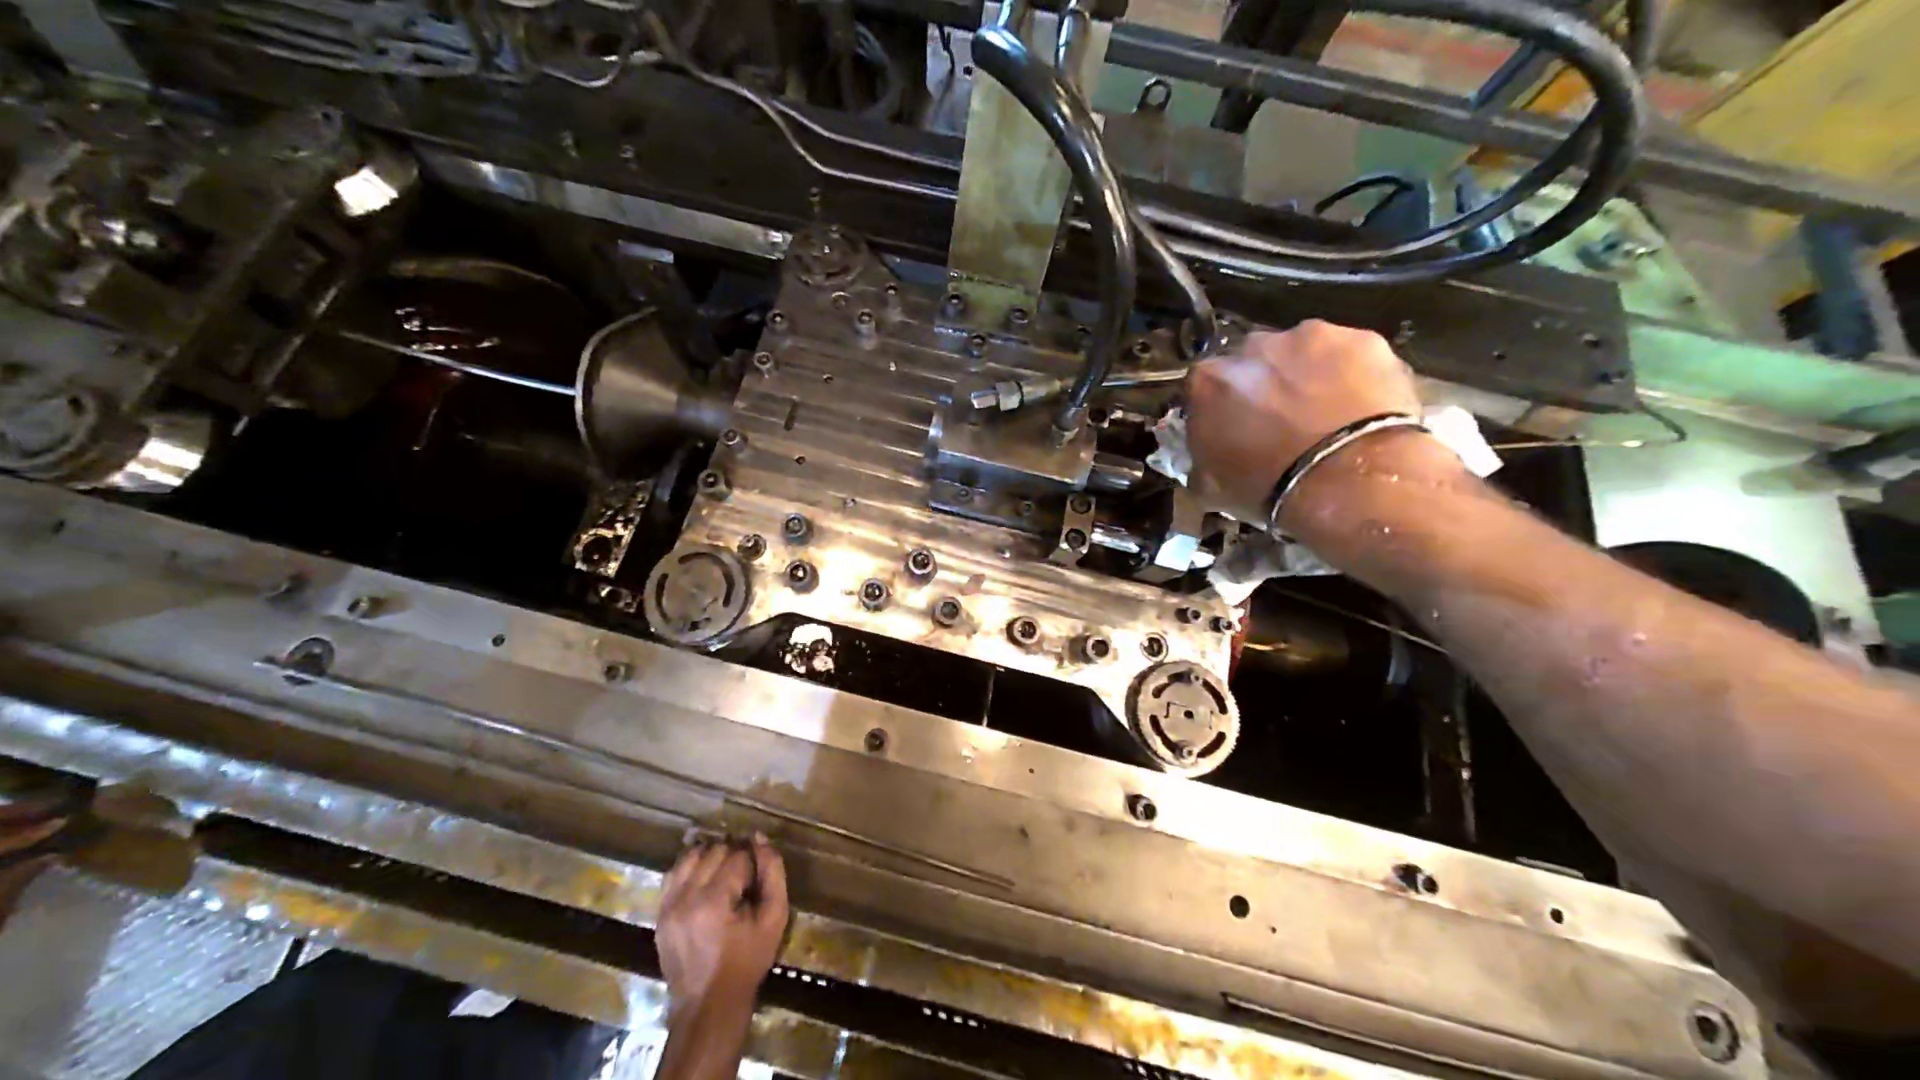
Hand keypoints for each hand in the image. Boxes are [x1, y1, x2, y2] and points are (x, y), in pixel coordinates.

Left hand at [657, 833, 788, 1016]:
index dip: (754, 862)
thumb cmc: (747, 962)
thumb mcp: (774, 918)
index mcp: (713, 901)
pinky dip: (691, 869)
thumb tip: (761, 838)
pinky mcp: (659, 914)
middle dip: (733, 857)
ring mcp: (667, 906)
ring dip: (711, 858)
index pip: (738, 856)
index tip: (759, 880)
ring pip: (690, 857)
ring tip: (725, 876)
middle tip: (745, 878)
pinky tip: (704, 880)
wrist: (708, 1004)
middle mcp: (685, 898)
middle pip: (713, 852)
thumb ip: (773, 873)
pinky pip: (673, 874)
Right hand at [1186, 320, 1421, 521]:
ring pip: (1303, 351)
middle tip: (1282, 421)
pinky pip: (1350, 355)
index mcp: (1208, 381)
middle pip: (1253, 359)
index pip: (1205, 385)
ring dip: (1308, 374)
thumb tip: (1203, 459)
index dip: (1221, 405)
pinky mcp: (1362, 339)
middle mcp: (1252, 346)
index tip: (1234, 427)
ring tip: (1328, 414)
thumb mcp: (1211, 485)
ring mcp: (1309, 337)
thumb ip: (1200, 458)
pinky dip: (1352, 374)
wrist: (1349, 482)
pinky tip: (1360, 407)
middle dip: (1264, 383)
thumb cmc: (1269, 489)